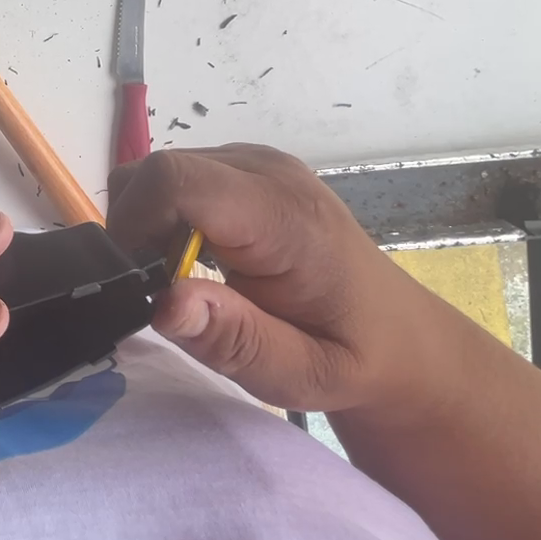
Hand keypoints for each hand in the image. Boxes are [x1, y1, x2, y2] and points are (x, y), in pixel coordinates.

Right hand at [108, 144, 453, 414]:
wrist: (405, 339)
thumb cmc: (356, 361)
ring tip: (182, 273)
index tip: (143, 280)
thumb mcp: (304, 377)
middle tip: (161, 286)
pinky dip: (163, 216)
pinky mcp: (244, 166)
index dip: (135, 224)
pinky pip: (174, 177)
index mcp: (284, 217)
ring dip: (148, 224)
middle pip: (154, 174)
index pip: (172, 180)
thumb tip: (165, 303)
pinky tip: (196, 255)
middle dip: (136, 231)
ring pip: (156, 174)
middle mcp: (267, 172)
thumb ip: (236, 341)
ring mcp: (256, 162)